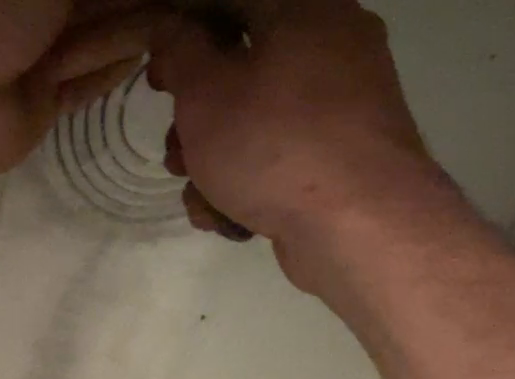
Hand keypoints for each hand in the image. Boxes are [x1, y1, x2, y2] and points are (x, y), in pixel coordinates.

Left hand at [0, 0, 168, 177]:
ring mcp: (37, 63)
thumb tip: (118, 7)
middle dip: (131, 4)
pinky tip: (144, 60)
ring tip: (179, 21)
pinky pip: (83, 88)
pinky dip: (109, 73)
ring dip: (130, 30)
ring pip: (95, 42)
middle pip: (97, 6)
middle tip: (184, 5)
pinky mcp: (41, 109)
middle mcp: (35, 17)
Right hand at [146, 0, 463, 287]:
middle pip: (242, 70)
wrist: (357, 220)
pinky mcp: (341, 155)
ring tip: (200, 195)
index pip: (231, 4)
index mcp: (305, 10)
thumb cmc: (273, 145)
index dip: (184, 36)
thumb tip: (172, 28)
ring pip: (254, 121)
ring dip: (213, 161)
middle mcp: (333, 45)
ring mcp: (343, 104)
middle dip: (195, 119)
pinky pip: (279, 155)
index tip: (156, 78)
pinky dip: (247, 183)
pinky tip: (229, 217)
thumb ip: (179, 52)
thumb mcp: (204, 94)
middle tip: (175, 152)